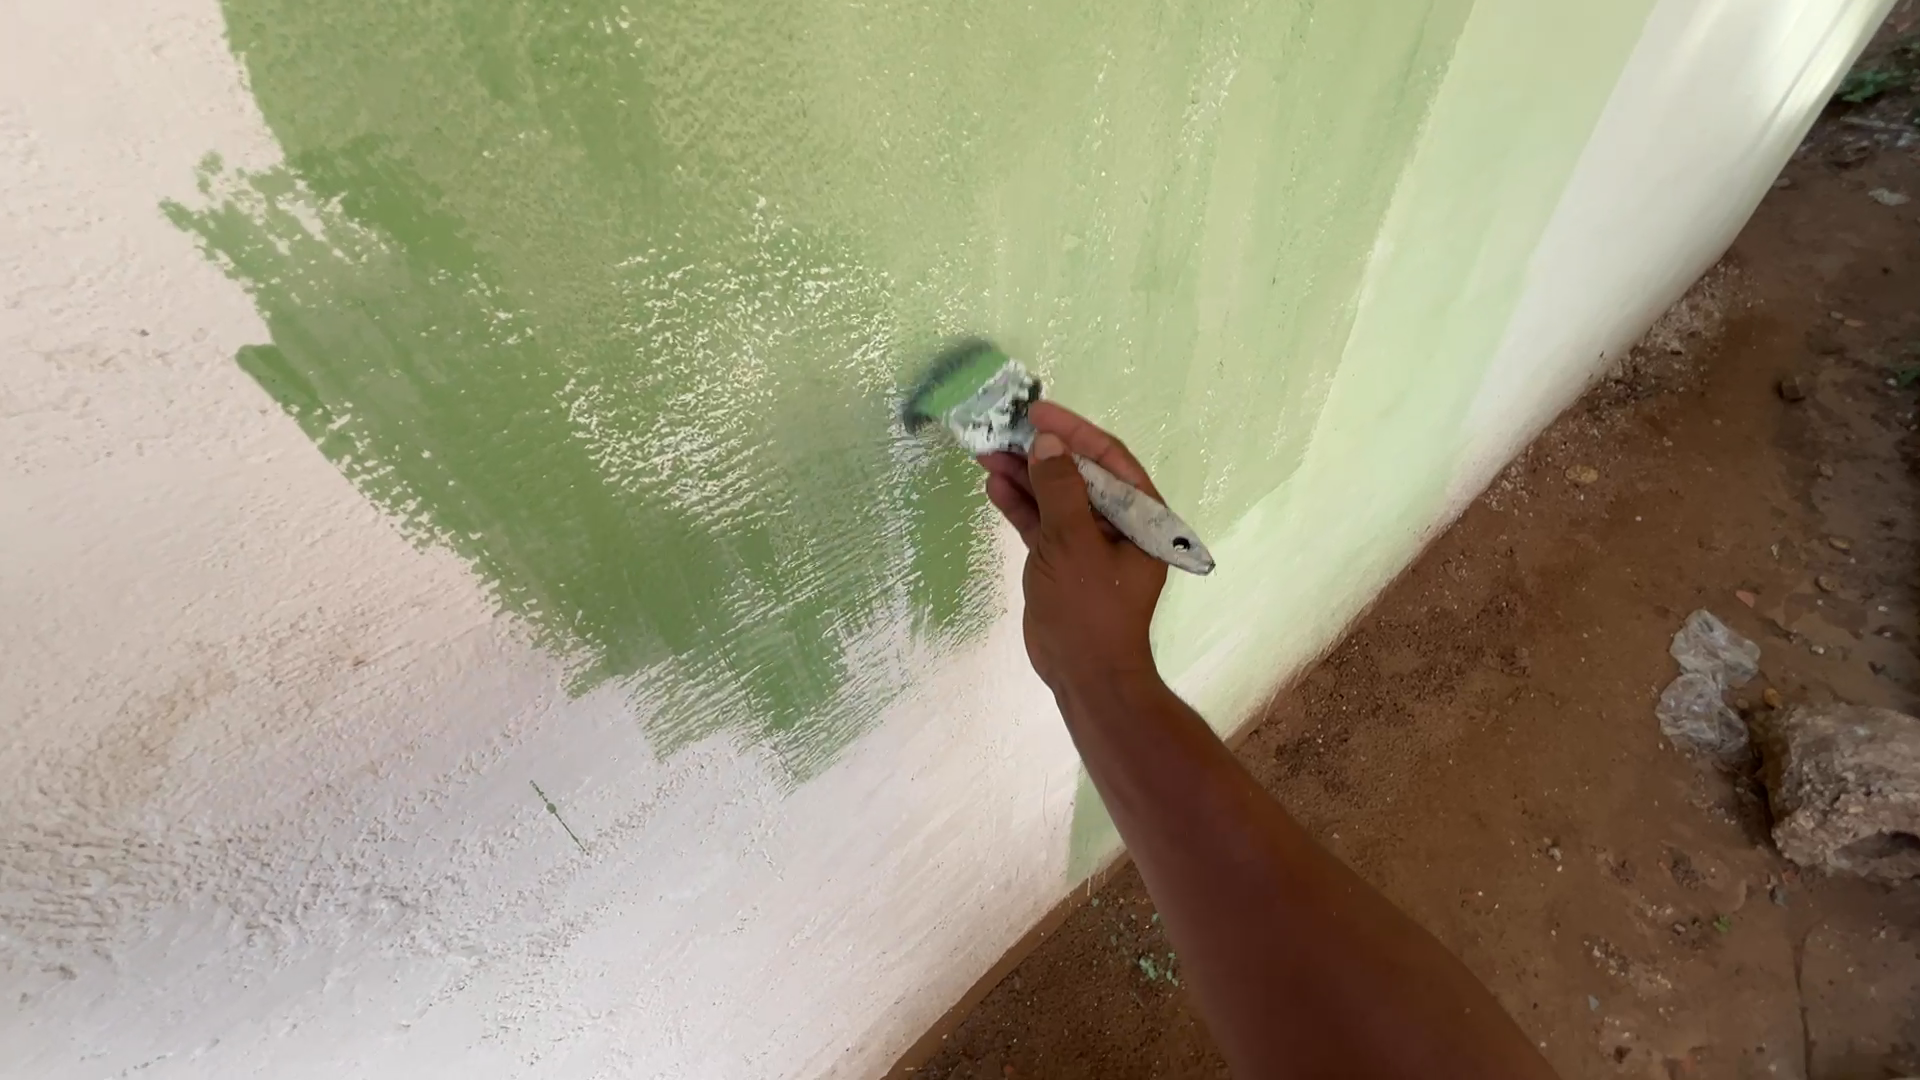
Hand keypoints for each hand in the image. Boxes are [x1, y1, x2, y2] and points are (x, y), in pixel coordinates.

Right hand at [977, 402, 1168, 697]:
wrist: (1084, 675)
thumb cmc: (1090, 609)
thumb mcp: (1074, 543)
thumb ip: (1060, 490)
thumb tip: (1048, 444)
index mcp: (1142, 515)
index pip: (1107, 458)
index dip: (1072, 431)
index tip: (1036, 413)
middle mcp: (1118, 522)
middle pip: (1077, 473)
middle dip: (1039, 452)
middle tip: (1000, 431)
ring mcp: (1087, 541)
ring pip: (1054, 497)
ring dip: (1023, 476)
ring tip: (986, 453)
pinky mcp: (1062, 559)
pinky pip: (1041, 523)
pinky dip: (1019, 506)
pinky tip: (994, 487)